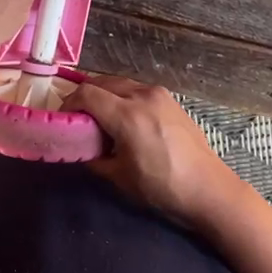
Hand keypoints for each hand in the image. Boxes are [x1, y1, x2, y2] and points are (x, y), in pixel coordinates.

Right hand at [66, 75, 246, 228]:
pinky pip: (137, 90)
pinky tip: (124, 120)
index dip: (69, 103)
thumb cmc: (163, 188)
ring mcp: (159, 94)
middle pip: (102, 83)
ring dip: (105, 96)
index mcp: (128, 116)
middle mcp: (143, 96)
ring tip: (100, 120)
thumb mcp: (120, 178)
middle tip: (78, 119)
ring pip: (120, 84)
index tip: (62, 118)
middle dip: (85, 97)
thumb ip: (94, 159)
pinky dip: (123, 98)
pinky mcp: (170, 100)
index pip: (86, 94)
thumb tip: (80, 150)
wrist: (209, 190)